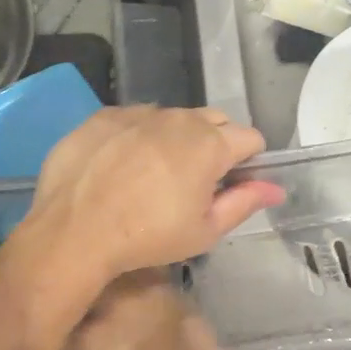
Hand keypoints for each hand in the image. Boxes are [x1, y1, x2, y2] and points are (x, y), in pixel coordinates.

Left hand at [12, 106, 283, 287]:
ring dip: (176, 138)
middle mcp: (180, 118)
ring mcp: (140, 113)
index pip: (250, 138)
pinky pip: (135, 118)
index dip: (249, 162)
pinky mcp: (105, 116)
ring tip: (155, 175)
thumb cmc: (148, 236)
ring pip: (173, 118)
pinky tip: (122, 166)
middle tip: (197, 182)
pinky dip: (138, 136)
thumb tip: (276, 189)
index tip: (233, 185)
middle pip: (214, 122)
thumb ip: (245, 202)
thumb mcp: (205, 230)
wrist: (74, 230)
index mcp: (211, 144)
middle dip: (216, 144)